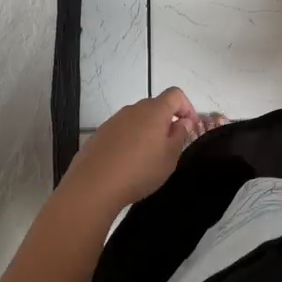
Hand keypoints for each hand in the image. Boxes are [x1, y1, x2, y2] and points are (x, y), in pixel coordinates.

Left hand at [65, 88, 202, 207]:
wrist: (92, 187)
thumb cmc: (139, 171)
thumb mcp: (169, 157)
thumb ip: (180, 135)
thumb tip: (184, 122)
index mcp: (155, 110)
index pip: (175, 94)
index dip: (186, 107)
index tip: (190, 127)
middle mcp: (134, 109)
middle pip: (155, 106)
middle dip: (166, 121)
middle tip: (169, 145)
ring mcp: (114, 121)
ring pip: (137, 119)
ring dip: (146, 131)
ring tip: (146, 157)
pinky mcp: (99, 135)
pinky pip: (120, 132)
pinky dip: (128, 141)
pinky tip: (125, 164)